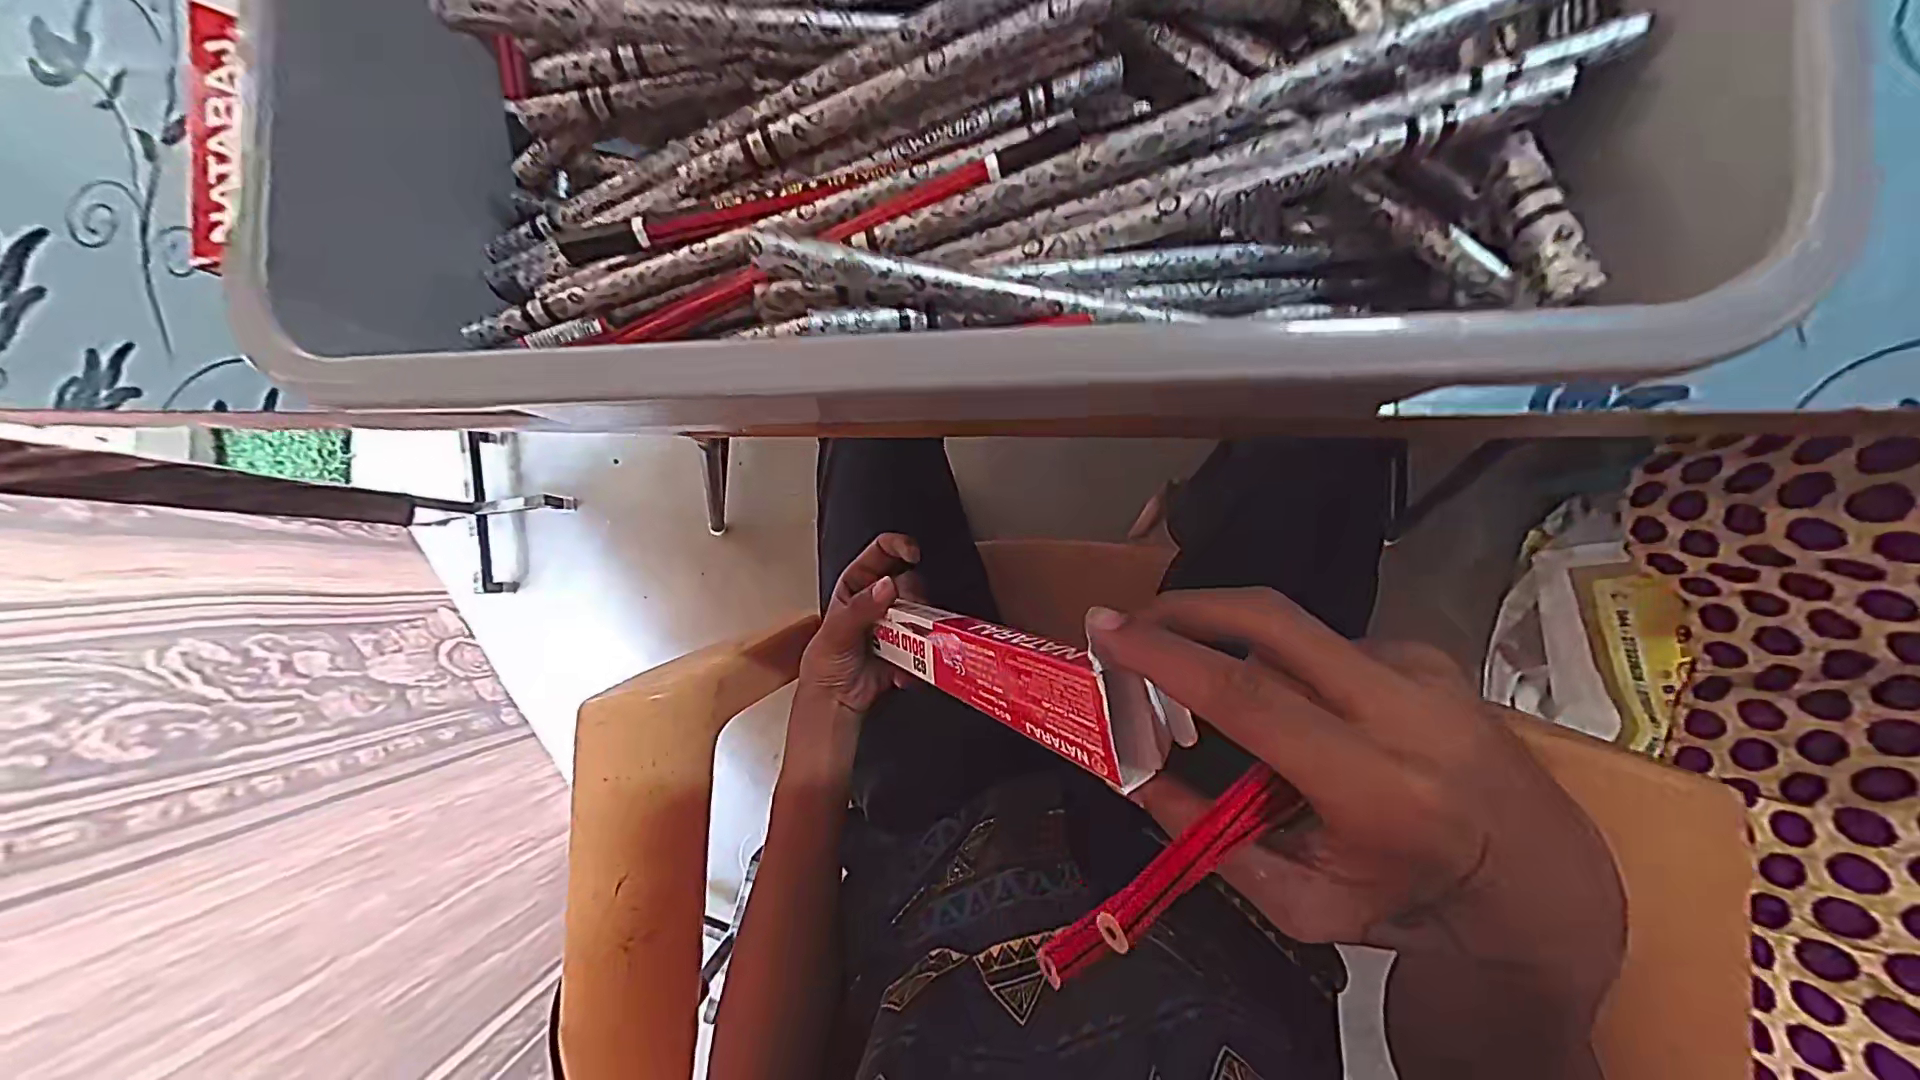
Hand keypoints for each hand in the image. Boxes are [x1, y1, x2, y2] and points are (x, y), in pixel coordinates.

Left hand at [799, 533, 921, 713]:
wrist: (836, 701)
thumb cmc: (825, 664)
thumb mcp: (836, 632)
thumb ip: (861, 607)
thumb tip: (887, 585)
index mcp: (857, 584)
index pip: (881, 551)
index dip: (899, 546)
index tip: (913, 553)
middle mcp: (880, 598)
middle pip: (910, 581)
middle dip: (912, 596)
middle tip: (905, 613)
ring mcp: (897, 621)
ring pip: (922, 609)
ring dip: (920, 625)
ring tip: (905, 642)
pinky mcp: (912, 644)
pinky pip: (927, 639)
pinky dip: (922, 651)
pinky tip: (904, 664)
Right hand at [1085, 588, 1623, 1003]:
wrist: (1552, 885)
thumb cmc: (1419, 910)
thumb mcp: (1304, 904)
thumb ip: (1207, 836)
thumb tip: (1134, 774)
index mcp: (1380, 788)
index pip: (1248, 697)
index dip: (1166, 656)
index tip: (1107, 629)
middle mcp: (1407, 709)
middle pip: (1271, 619)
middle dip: (1185, 607)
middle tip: (1130, 622)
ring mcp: (1422, 668)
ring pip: (1287, 629)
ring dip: (1225, 639)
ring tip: (1197, 676)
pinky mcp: (1425, 652)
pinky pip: (1318, 642)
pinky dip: (1275, 660)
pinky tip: (1285, 700)